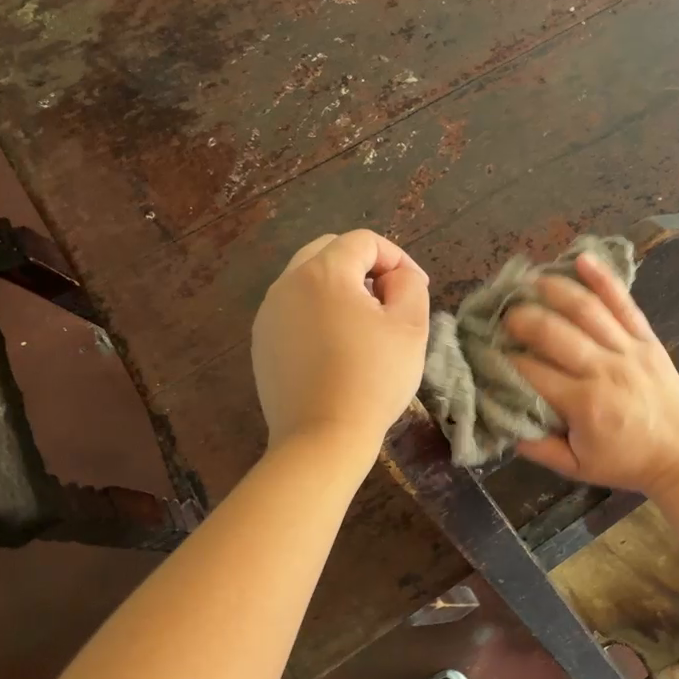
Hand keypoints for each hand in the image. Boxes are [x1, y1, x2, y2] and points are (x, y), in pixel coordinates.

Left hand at [251, 230, 428, 450]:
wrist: (322, 436)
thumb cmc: (373, 378)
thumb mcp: (411, 327)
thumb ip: (409, 284)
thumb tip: (396, 276)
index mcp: (324, 272)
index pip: (364, 241)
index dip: (397, 258)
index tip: (416, 289)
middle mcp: (288, 283)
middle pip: (329, 251)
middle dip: (365, 267)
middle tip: (390, 300)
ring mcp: (269, 313)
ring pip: (308, 280)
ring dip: (341, 289)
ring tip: (366, 325)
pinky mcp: (262, 342)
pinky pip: (294, 311)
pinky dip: (319, 314)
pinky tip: (338, 349)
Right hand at [506, 253, 678, 496]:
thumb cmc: (626, 463)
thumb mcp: (576, 468)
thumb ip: (538, 447)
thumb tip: (502, 421)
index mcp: (584, 404)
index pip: (532, 372)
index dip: (505, 360)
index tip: (488, 352)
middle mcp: (605, 370)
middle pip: (554, 332)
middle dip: (522, 319)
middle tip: (503, 315)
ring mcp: (629, 350)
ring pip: (586, 309)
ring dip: (554, 290)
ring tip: (530, 282)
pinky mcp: (648, 339)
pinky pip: (624, 303)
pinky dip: (603, 278)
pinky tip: (581, 258)